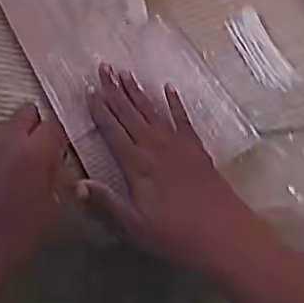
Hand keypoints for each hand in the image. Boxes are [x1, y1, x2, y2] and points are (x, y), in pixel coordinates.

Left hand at [0, 104, 69, 286]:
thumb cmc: (21, 236)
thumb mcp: (53, 206)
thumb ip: (54, 171)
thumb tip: (54, 155)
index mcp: (34, 152)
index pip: (54, 124)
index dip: (58, 137)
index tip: (59, 151)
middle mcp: (8, 137)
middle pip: (28, 112)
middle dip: (35, 128)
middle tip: (37, 153)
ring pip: (6, 123)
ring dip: (14, 137)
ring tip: (14, 166)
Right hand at [82, 66, 266, 275]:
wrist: (226, 235)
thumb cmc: (176, 235)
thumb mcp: (136, 226)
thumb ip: (107, 203)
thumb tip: (77, 185)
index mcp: (136, 163)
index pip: (111, 130)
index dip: (99, 109)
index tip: (89, 89)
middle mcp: (154, 146)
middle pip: (129, 112)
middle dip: (114, 89)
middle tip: (103, 67)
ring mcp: (177, 144)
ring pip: (151, 110)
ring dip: (137, 91)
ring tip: (125, 73)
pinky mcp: (196, 148)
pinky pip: (182, 119)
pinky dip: (174, 103)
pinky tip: (169, 89)